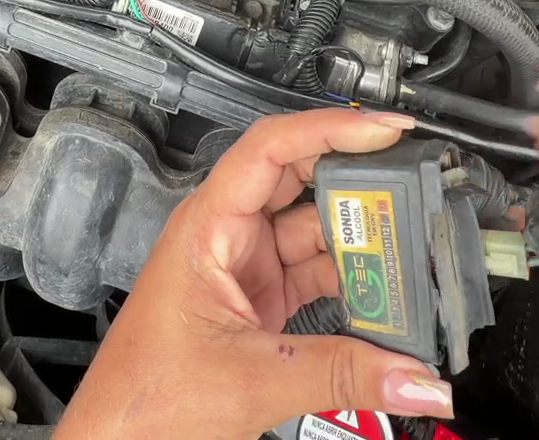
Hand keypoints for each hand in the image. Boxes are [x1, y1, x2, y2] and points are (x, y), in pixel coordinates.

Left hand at [55, 109, 454, 439]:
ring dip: (360, 236)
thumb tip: (417, 375)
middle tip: (412, 171)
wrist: (120, 439)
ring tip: (410, 241)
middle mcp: (227, 230)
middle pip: (298, 177)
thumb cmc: (147, 395)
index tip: (382, 129)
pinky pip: (315, 269)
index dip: (328, 128)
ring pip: (312, 226)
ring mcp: (244, 261)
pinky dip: (352, 279)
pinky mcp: (259, 294)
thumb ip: (343, 374)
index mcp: (208, 223)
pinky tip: (384, 289)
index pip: (270, 148)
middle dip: (355, 173)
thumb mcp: (253, 378)